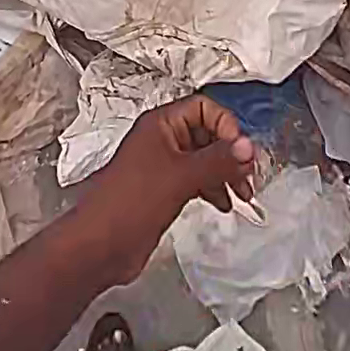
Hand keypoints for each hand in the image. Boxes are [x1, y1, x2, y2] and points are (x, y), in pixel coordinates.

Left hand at [78, 95, 257, 283]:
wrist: (101, 243)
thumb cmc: (130, 202)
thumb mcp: (180, 176)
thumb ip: (217, 160)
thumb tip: (248, 146)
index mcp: (160, 124)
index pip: (202, 108)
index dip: (225, 125)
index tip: (241, 152)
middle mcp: (162, 139)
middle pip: (206, 132)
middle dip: (230, 152)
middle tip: (248, 176)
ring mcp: (163, 164)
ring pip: (203, 158)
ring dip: (225, 172)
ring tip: (242, 194)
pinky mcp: (165, 187)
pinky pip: (196, 178)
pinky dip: (213, 187)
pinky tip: (222, 203)